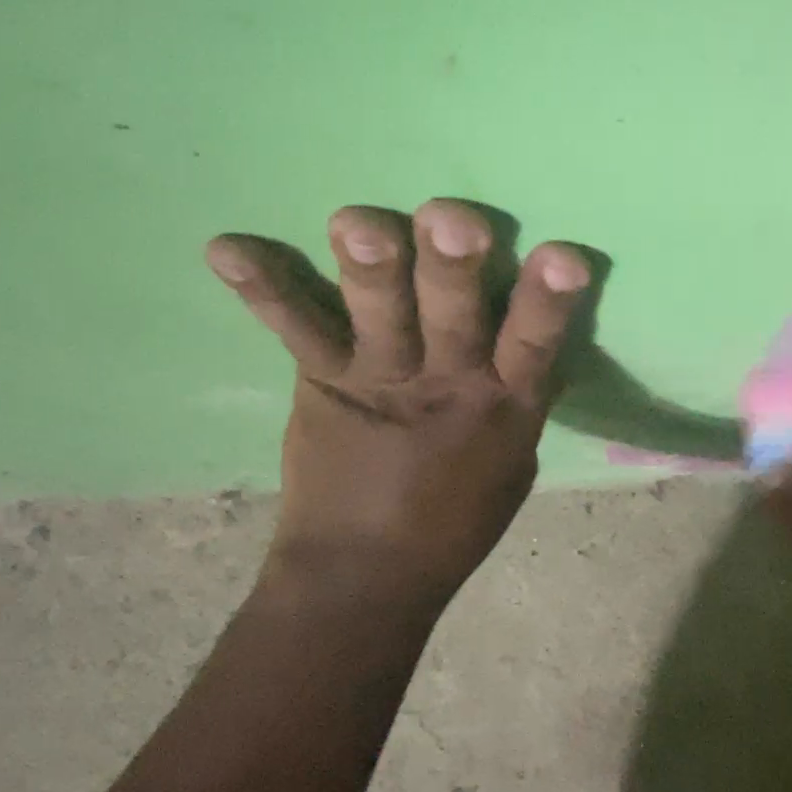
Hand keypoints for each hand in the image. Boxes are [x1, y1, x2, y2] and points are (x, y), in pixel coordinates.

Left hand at [205, 199, 590, 609]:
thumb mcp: (512, 464)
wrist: (369, 572)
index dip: (549, 304)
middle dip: (454, 270)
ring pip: (378, 316)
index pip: (535, 348)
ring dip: (368, 268)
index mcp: (506, 408)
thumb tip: (539, 353)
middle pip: (455, 319)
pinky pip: (294, 331)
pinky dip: (262, 290)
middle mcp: (448, 387)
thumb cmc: (456, 519)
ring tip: (357, 221)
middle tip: (452, 220)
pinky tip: (227, 247)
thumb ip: (520, 403)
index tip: (564, 256)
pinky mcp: (323, 383)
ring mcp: (381, 382)